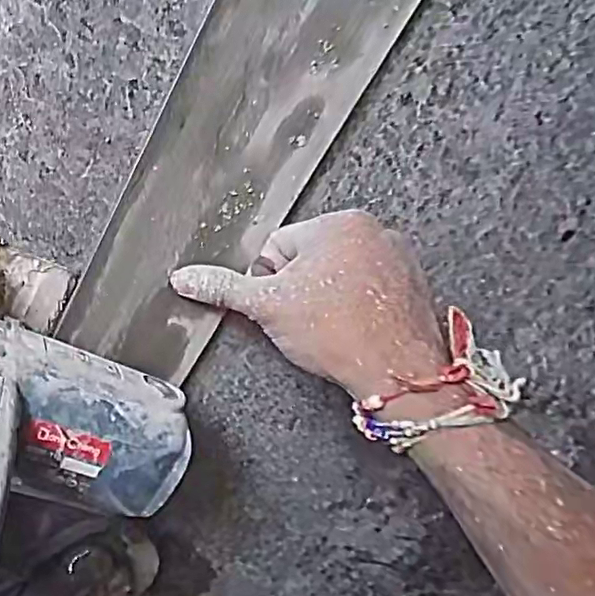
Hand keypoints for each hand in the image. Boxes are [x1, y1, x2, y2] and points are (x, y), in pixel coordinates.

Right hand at [170, 210, 448, 398]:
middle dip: (294, 290)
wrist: (396, 371)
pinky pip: (361, 291)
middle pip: (302, 260)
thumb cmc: (339, 332)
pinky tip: (346, 329)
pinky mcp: (408, 286)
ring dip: (321, 300)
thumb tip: (186, 277)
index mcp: (338, 224)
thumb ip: (221, 287)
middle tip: (301, 318)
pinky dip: (349, 308)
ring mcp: (395, 257)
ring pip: (332, 277)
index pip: (272, 247)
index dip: (265, 282)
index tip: (279, 304)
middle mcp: (373, 231)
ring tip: (326, 326)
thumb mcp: (265, 306)